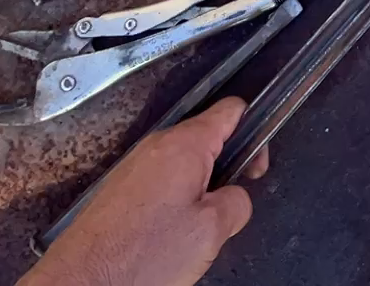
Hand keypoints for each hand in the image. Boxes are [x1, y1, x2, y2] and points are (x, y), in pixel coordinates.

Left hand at [21, 97, 266, 285]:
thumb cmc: (141, 260)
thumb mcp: (211, 232)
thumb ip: (238, 202)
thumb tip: (235, 197)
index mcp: (185, 144)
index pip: (233, 109)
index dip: (256, 131)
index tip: (254, 169)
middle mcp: (156, 146)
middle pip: (208, 140)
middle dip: (224, 171)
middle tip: (225, 212)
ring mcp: (131, 169)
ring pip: (183, 167)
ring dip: (198, 192)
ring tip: (192, 235)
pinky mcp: (114, 195)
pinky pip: (158, 186)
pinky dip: (171, 206)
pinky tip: (164, 242)